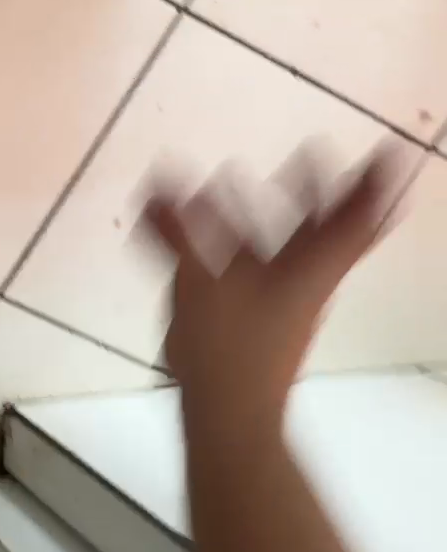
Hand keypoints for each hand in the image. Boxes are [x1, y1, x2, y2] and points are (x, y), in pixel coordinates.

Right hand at [140, 145, 404, 436]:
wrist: (229, 402)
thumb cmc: (229, 345)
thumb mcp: (201, 284)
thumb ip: (180, 233)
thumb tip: (161, 186)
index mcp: (306, 270)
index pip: (350, 220)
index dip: (369, 184)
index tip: (391, 149)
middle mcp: (299, 276)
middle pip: (321, 226)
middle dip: (318, 189)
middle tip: (314, 152)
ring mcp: (273, 292)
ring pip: (279, 240)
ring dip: (263, 208)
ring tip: (236, 179)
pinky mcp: (243, 305)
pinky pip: (236, 256)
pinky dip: (217, 233)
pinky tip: (188, 225)